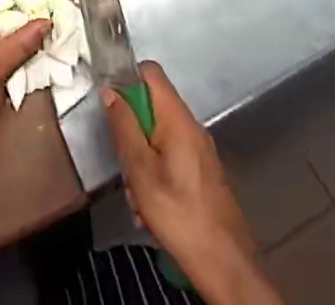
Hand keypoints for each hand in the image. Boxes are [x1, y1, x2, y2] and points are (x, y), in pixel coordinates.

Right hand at [104, 63, 282, 304]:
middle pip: (152, 107)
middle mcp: (192, 126)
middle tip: (125, 164)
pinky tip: (151, 207)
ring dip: (141, 159)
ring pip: (158, 136)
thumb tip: (111, 92)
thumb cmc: (178, 212)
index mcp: (178, 118)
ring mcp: (199, 149)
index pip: (151, 72)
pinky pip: (170, 157)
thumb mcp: (140, 169)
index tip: (111, 104)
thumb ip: (124, 127)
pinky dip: (155, 174)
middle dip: (132, 130)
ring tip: (137, 194)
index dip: (128, 79)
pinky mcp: (202, 171)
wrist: (224, 262)